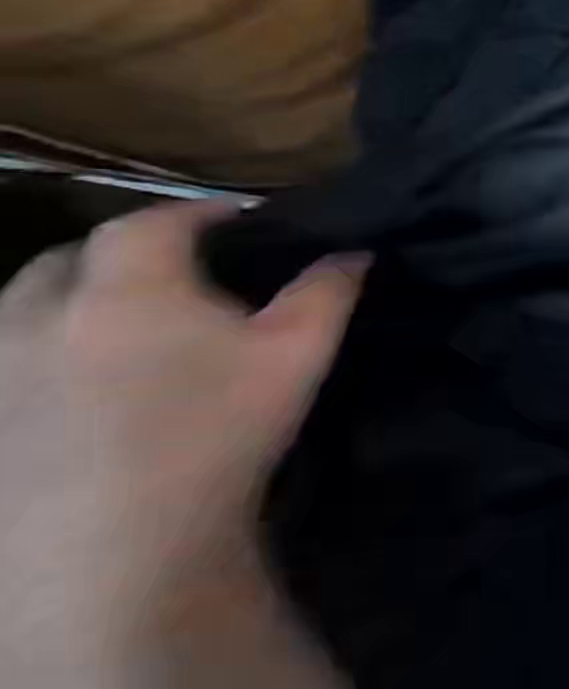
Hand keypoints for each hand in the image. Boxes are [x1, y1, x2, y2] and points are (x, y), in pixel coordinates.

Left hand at [0, 198, 365, 671]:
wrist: (123, 536)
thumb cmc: (222, 427)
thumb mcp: (301, 351)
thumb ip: (329, 290)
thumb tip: (354, 250)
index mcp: (128, 293)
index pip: (149, 223)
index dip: (195, 211)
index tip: (237, 216)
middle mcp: (39, 319)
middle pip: (63, 258)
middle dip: (120, 248)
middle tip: (177, 263)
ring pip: (15, 306)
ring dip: (70, 293)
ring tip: (125, 312)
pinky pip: (3, 354)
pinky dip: (40, 340)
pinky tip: (82, 369)